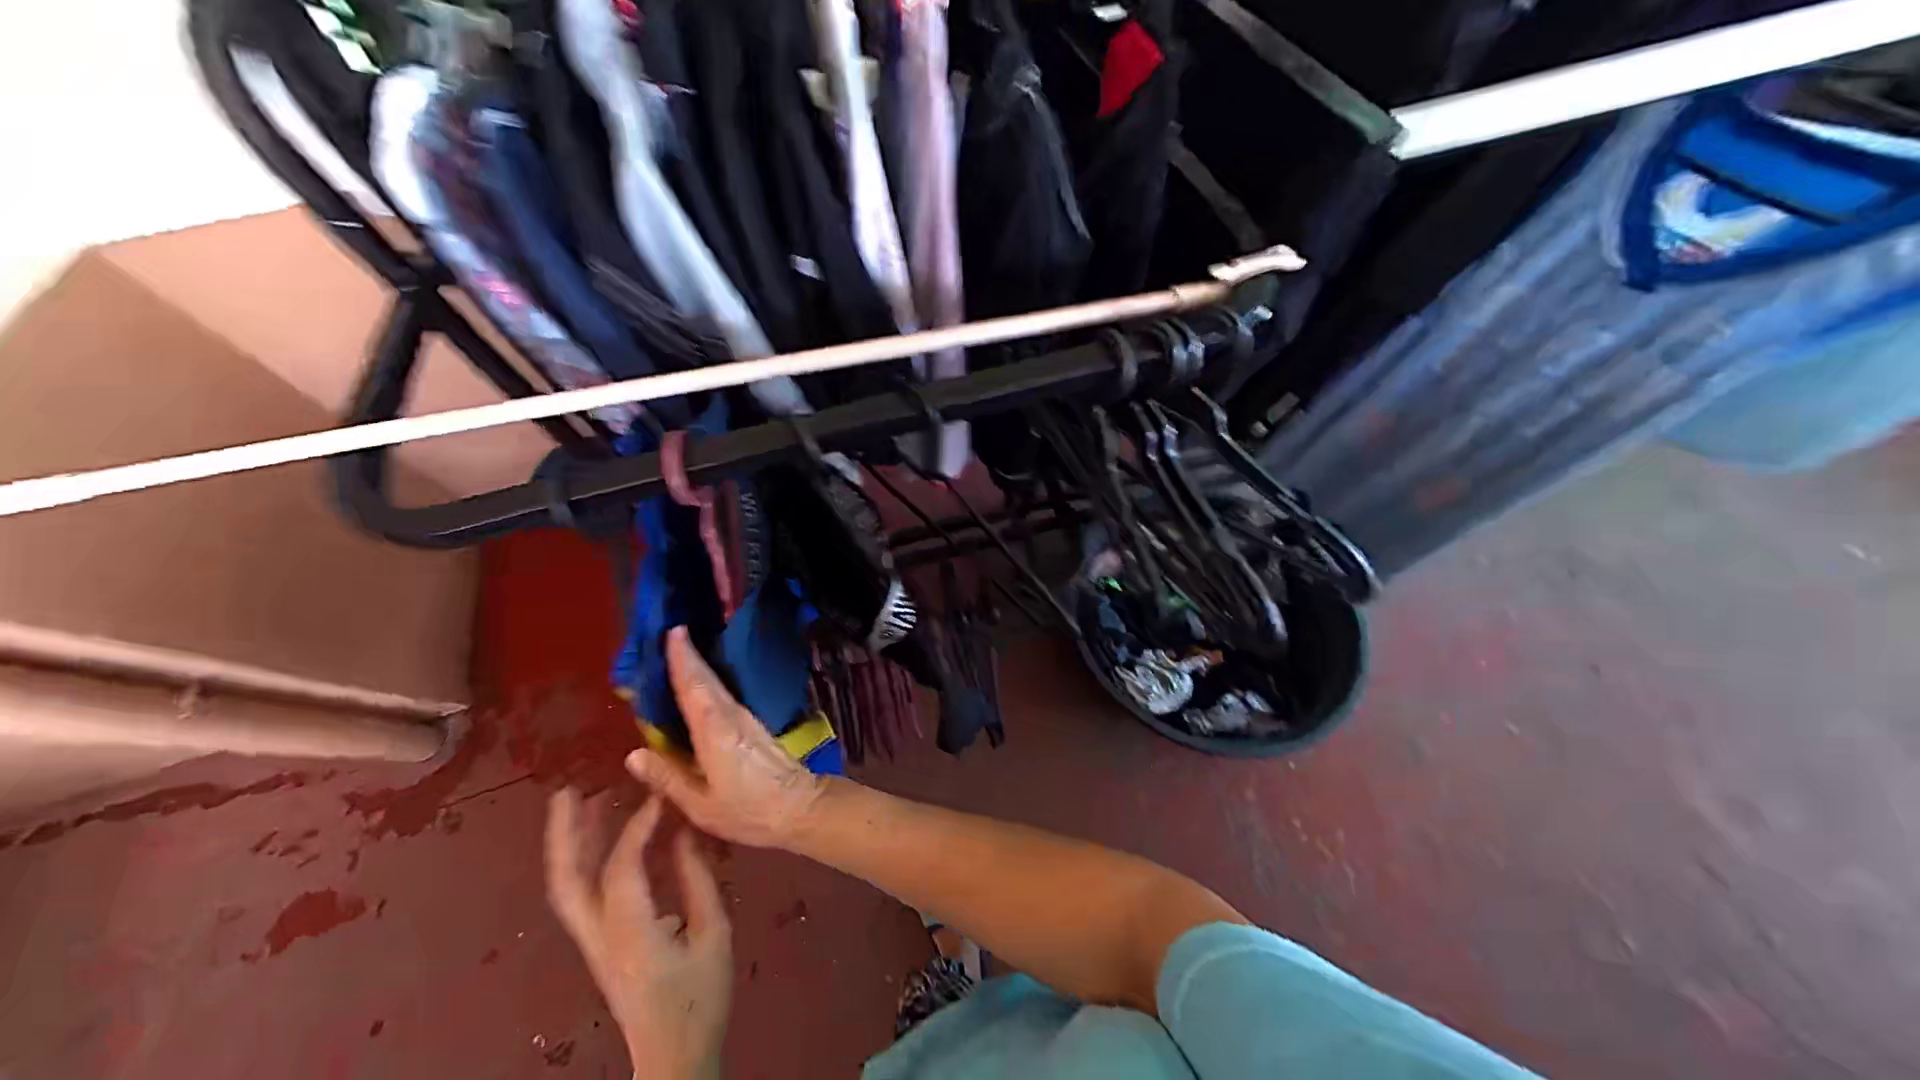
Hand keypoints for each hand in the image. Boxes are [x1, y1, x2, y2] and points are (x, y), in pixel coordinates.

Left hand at [545, 790, 730, 1079]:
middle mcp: (601, 937)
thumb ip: (697, 882)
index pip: (623, 868)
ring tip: (581, 803)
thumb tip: (684, 835)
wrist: (674, 1057)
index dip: (639, 827)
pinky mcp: (600, 948)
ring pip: (568, 890)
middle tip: (568, 792)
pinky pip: (583, 898)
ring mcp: (594, 945)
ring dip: (569, 846)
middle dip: (563, 836)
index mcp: (631, 934)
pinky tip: (603, 842)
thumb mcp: (713, 935)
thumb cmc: (700, 998)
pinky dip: (586, 864)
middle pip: (567, 882)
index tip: (660, 796)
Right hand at [626, 626, 826, 848]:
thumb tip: (633, 754)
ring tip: (678, 654)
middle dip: (688, 655)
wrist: (801, 808)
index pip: (694, 687)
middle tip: (670, 633)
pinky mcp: (755, 726)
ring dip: (698, 668)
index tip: (673, 631)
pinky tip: (700, 688)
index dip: (683, 658)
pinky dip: (709, 685)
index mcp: (715, 731)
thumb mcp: (701, 805)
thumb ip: (668, 778)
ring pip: (718, 686)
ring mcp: (747, 719)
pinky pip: (726, 697)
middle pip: (706, 679)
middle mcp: (732, 716)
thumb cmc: (749, 812)